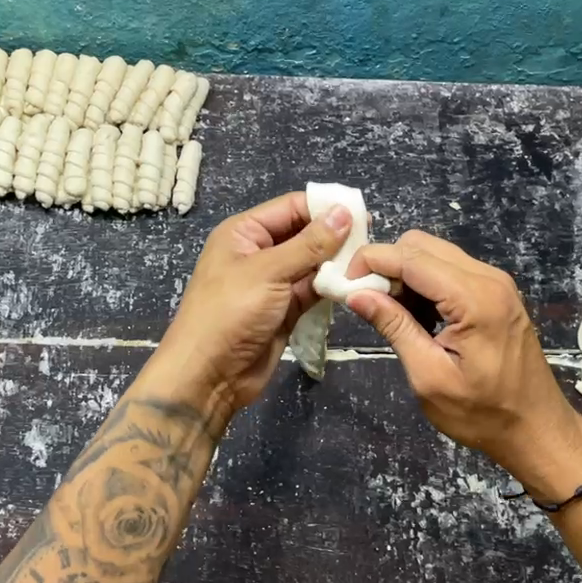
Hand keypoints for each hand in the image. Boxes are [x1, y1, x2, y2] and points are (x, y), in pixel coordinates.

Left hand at [154, 191, 352, 411]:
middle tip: (372, 239)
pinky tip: (357, 284)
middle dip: (335, 236)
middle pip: (304, 233)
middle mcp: (260, 252)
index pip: (291, 207)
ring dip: (337, 263)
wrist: (209, 375)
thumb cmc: (229, 313)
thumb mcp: (268, 272)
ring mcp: (274, 282)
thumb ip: (309, 243)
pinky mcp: (286, 309)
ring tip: (371, 262)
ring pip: (312, 263)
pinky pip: (313, 289)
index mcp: (244, 232)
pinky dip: (332, 287)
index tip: (363, 213)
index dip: (325, 208)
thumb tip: (344, 212)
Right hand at [346, 231, 581, 498]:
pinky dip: (423, 280)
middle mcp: (489, 279)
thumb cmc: (483, 414)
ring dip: (403, 272)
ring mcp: (496, 282)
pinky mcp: (496, 292)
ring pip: (434, 252)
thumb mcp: (429, 376)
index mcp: (475, 299)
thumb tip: (355, 295)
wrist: (538, 431)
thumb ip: (395, 327)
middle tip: (364, 298)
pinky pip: (449, 268)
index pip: (412, 258)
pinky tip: (413, 312)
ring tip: (386, 309)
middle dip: (386, 264)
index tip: (343, 282)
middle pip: (422, 245)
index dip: (372, 261)